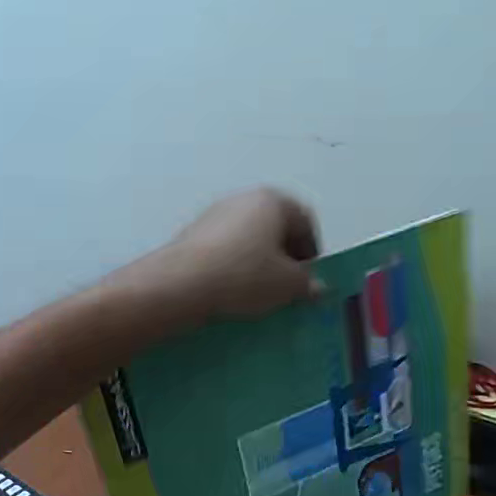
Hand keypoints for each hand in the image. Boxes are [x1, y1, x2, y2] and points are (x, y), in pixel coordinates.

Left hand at [117, 188, 322, 332]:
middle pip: (272, 229)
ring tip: (253, 296)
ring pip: (244, 242)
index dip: (311, 254)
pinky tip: (225, 293)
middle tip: (283, 290)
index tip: (308, 281)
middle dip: (281, 258)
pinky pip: (219, 253)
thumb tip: (316, 287)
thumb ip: (306, 284)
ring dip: (253, 265)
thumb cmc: (243, 277)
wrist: (179, 285)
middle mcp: (242, 199)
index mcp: (273, 200)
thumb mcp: (286, 286)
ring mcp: (211, 216)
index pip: (304, 223)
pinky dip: (227, 269)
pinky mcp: (188, 237)